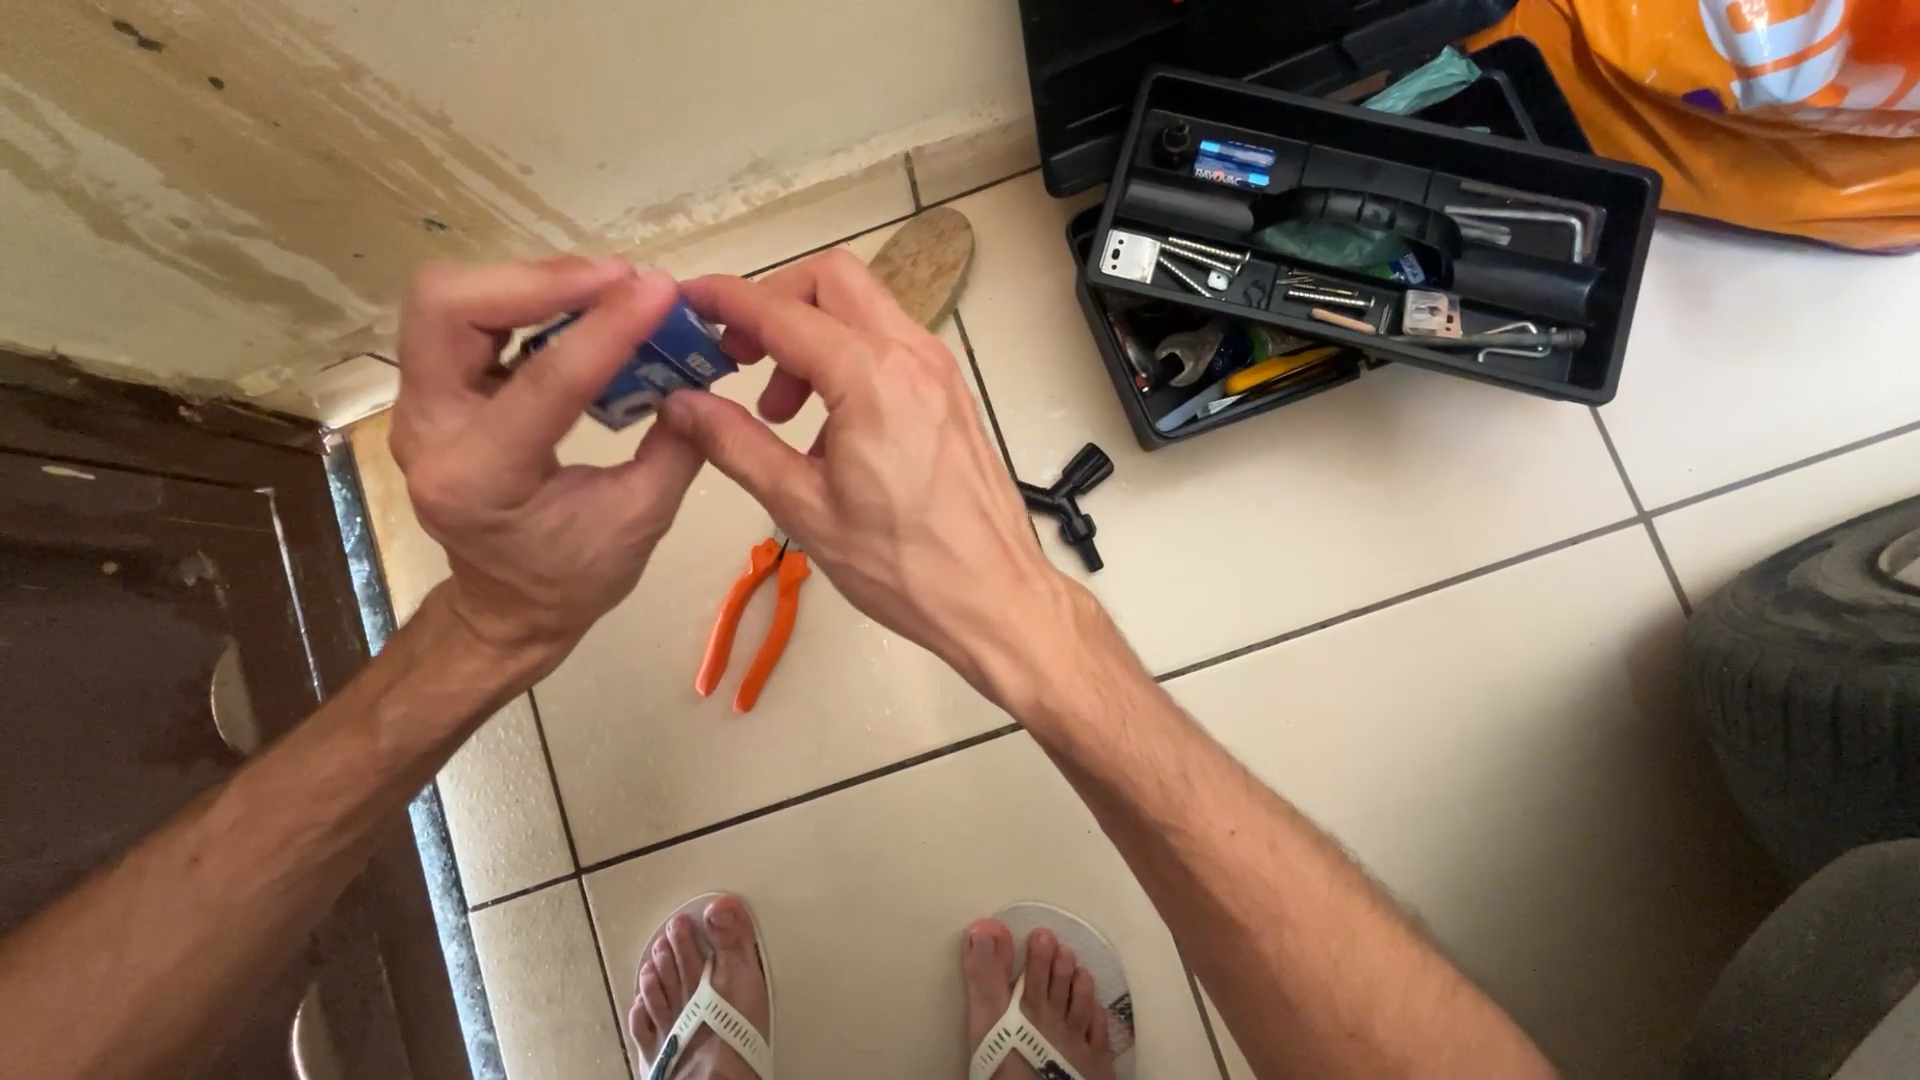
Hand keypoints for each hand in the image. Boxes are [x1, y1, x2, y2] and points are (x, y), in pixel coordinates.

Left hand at [390, 257, 705, 661]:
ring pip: (448, 302)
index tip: (661, 290)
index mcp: (484, 480)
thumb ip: (677, 443)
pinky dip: (525, 303)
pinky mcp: (431, 395)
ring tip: (608, 288)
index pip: (545, 382)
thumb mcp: (643, 517)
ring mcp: (419, 409)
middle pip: (449, 307)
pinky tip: (580, 313)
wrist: (510, 609)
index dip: (607, 328)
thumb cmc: (576, 577)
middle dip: (539, 280)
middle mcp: (430, 433)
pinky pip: (464, 321)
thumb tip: (700, 376)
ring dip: (530, 283)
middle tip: (621, 279)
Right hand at [656, 249, 1077, 699]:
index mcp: (872, 379)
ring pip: (865, 310)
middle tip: (741, 358)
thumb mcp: (804, 507)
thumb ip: (736, 444)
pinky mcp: (951, 395)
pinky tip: (832, 427)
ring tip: (784, 412)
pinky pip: (891, 347)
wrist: (992, 595)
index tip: (685, 304)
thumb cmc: (902, 565)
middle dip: (775, 302)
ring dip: (812, 335)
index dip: (724, 300)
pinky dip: (849, 359)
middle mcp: (913, 356)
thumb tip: (682, 404)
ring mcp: (940, 372)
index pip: (781, 312)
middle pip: (832, 280)